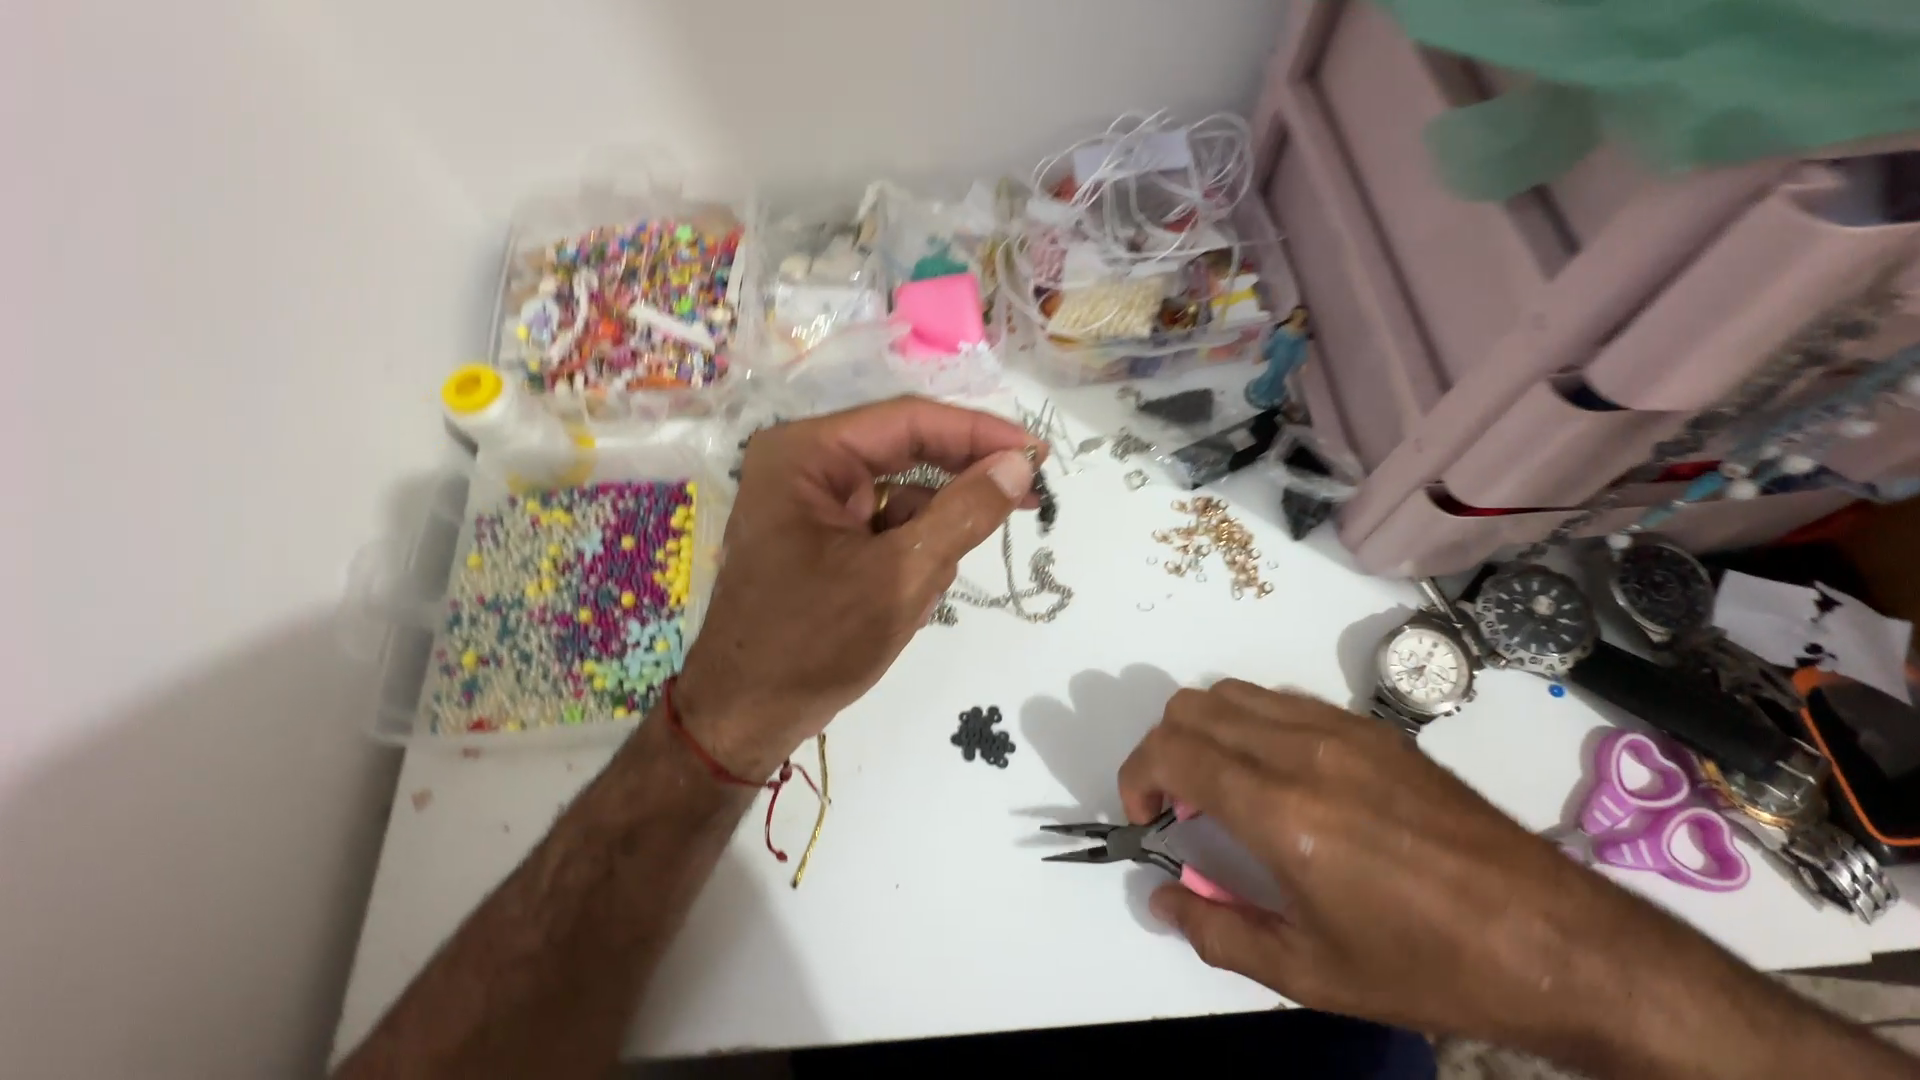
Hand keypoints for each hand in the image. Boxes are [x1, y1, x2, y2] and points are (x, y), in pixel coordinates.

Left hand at [676, 397, 1041, 777]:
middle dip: (961, 480)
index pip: (908, 422)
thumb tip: (1019, 464)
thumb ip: (965, 513)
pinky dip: (910, 553)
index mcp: (805, 454)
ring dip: (931, 531)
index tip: (1039, 453)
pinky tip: (908, 596)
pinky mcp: (819, 537)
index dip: (980, 434)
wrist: (746, 716)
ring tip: (928, 585)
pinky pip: (883, 526)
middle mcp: (803, 464)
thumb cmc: (815, 643)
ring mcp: (809, 503)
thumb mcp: (901, 575)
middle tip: (1030, 494)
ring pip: (900, 494)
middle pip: (904, 451)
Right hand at [1118, 681, 1740, 1057]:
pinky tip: (1279, 780)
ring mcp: (1344, 730)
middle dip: (1162, 750)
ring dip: (1205, 732)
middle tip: (1179, 807)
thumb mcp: (1309, 973)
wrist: (1556, 941)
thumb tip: (1161, 899)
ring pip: (1234, 693)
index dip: (1137, 777)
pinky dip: (1252, 725)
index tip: (1148, 820)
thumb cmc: (1424, 966)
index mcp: (1281, 809)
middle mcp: (1304, 750)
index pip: (1171, 750)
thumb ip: (1217, 931)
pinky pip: (1284, 701)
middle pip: (1192, 706)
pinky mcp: (1376, 730)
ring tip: (1224, 791)